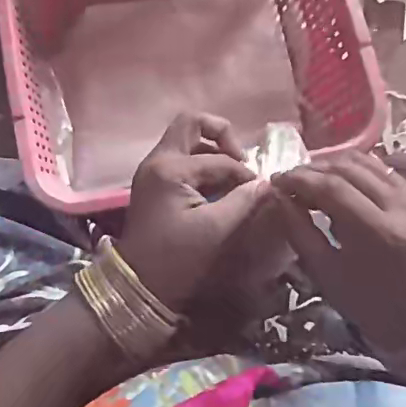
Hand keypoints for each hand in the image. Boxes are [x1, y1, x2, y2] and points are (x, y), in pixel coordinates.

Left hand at [116, 113, 269, 306]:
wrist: (138, 283)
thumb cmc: (176, 257)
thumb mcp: (215, 230)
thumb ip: (243, 201)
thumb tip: (267, 183)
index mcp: (169, 168)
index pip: (218, 157)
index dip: (243, 173)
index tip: (259, 191)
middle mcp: (157, 160)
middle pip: (191, 124)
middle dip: (221, 136)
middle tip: (241, 161)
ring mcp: (152, 170)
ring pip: (186, 141)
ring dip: (211, 151)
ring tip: (233, 177)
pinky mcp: (153, 183)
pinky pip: (181, 160)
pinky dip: (201, 165)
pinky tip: (218, 187)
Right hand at [274, 152, 405, 351]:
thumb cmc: (367, 303)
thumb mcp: (323, 270)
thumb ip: (298, 228)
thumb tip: (277, 195)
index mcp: (379, 231)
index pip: (331, 186)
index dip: (298, 178)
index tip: (275, 180)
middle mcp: (404, 206)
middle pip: (348, 168)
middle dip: (312, 170)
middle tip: (289, 180)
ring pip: (366, 162)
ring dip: (332, 166)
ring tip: (310, 179)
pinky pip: (383, 170)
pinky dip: (355, 171)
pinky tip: (337, 183)